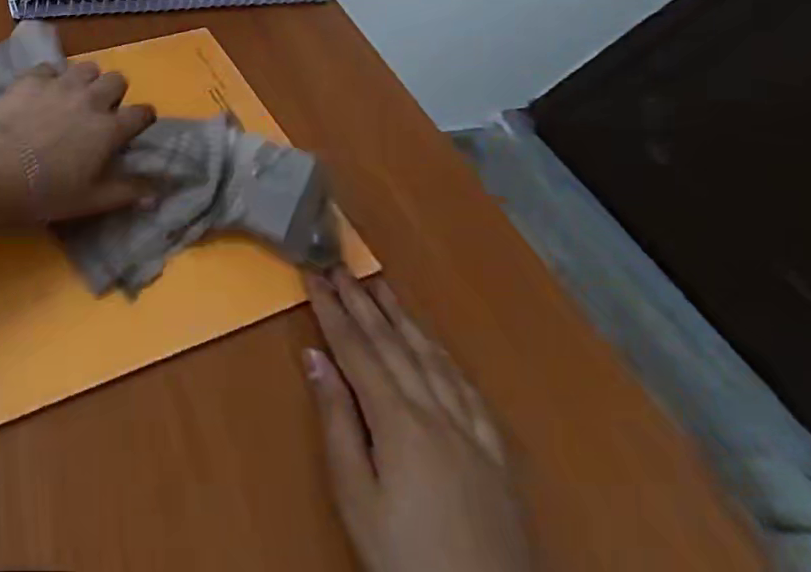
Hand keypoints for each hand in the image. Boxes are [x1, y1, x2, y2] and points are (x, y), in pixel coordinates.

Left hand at [0, 60, 155, 225]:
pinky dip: (49, 77)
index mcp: (110, 129)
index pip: (141, 113)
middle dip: (114, 91)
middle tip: (101, 108)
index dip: (143, 117)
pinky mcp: (30, 79)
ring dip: (85, 79)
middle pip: (116, 80)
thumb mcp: (92, 200)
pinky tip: (41, 90)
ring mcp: (60, 85)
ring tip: (73, 94)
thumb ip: (127, 192)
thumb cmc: (48, 191)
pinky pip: (48, 67)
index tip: (138, 124)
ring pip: (86, 67)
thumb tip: (156, 193)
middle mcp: (90, 100)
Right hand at [304, 270, 531, 571]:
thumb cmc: (402, 551)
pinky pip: (469, 392)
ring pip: (434, 361)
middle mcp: (439, 416)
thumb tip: (315, 357)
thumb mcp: (355, 491)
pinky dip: (446, 359)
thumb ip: (338, 420)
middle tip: (342, 266)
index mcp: (399, 421)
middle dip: (364, 303)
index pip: (357, 350)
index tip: (314, 275)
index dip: (332, 310)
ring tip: (383, 287)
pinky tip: (436, 348)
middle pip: (395, 346)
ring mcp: (474, 434)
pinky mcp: (497, 456)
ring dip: (405, 320)